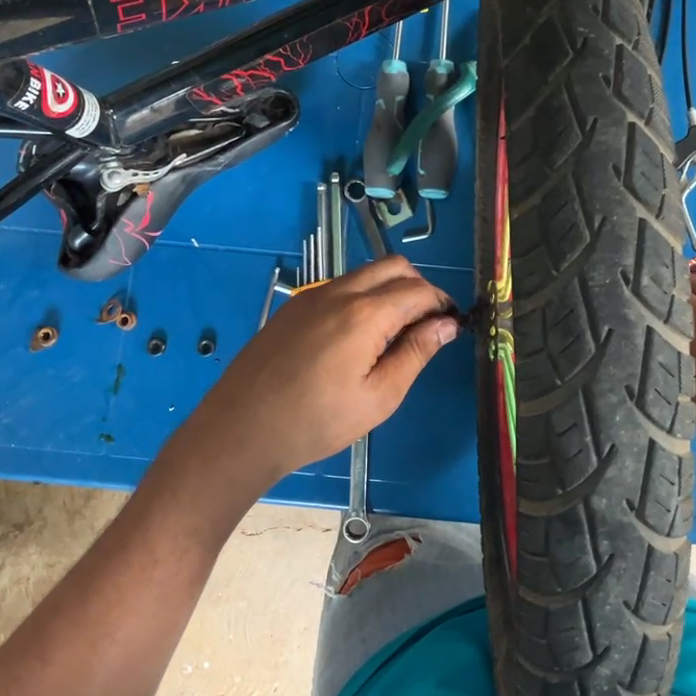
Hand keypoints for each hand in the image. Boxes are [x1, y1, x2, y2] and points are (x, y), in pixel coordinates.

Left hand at [188, 256, 459, 483]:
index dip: (443, 303)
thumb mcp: (379, 397)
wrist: (242, 429)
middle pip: (394, 267)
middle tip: (426, 325)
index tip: (453, 325)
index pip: (419, 290)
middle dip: (419, 287)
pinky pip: (340, 286)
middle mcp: (340, 292)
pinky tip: (357, 338)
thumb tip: (447, 324)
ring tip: (393, 335)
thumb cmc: (317, 422)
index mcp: (365, 313)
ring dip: (390, 290)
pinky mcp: (294, 306)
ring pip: (365, 273)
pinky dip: (363, 297)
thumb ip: (416, 353)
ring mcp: (312, 295)